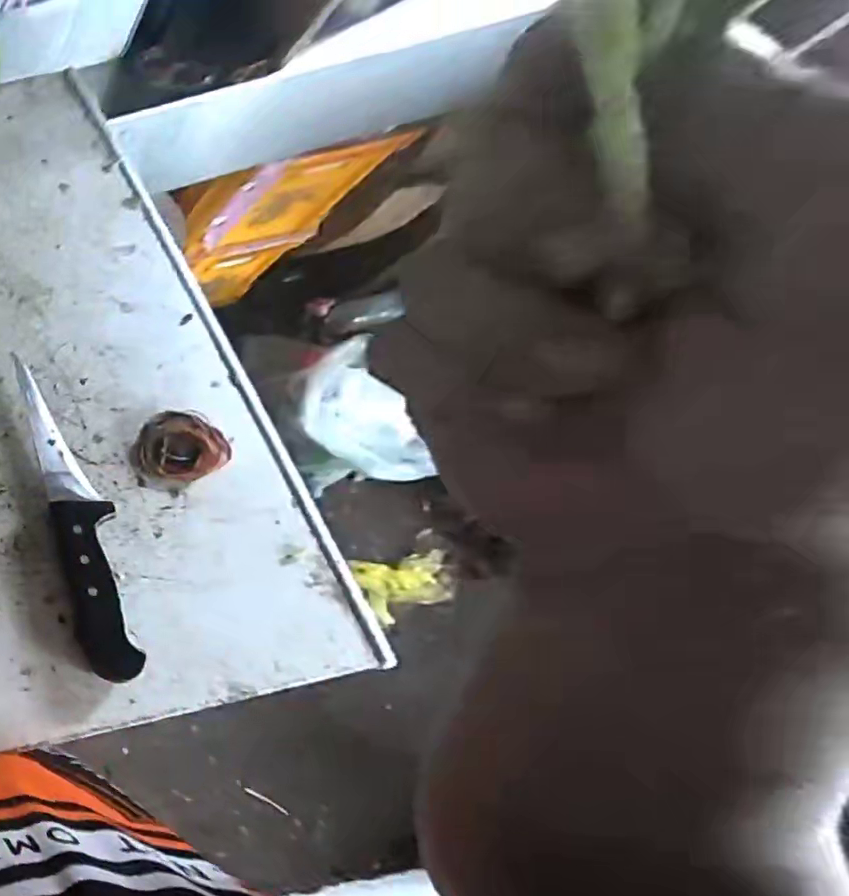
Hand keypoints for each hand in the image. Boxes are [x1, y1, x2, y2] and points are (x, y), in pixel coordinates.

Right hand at [370, 21, 848, 574]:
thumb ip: (724, 115)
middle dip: (532, 218)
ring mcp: (487, 300)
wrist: (709, 534)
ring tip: (590, 378)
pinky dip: (461, 381)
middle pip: (478, 160)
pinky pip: (399, 346)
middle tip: (604, 268)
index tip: (542, 87)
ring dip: (509, 329)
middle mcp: (568, 219)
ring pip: (430, 267)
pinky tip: (522, 412)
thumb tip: (572, 30)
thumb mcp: (826, 219)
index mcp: (672, 164)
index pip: (573, 77)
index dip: (549, 75)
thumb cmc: (818, 387)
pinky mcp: (432, 370)